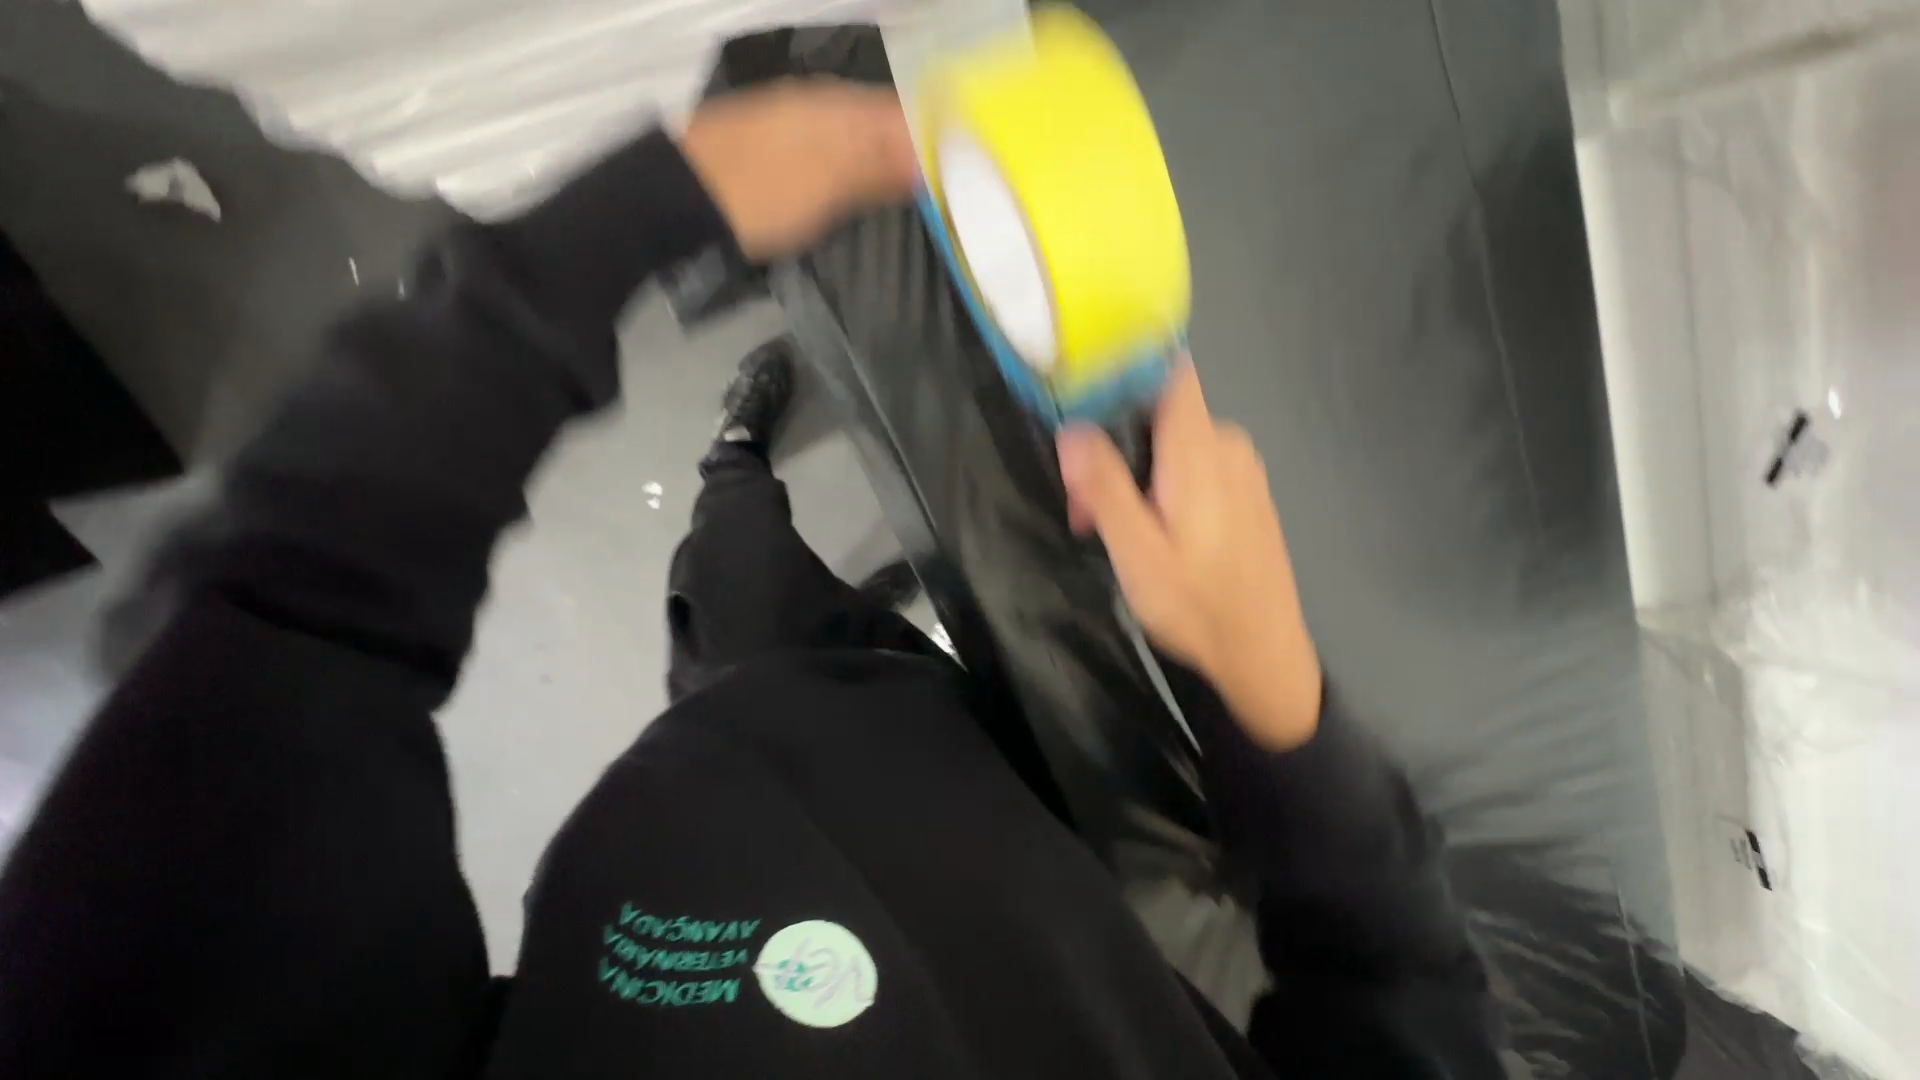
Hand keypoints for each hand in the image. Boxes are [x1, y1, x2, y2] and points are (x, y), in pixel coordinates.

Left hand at [679, 79, 918, 259]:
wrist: (678, 202)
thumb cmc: (760, 197)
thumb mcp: (828, 187)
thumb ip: (879, 169)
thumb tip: (928, 160)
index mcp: (835, 108)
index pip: (901, 113)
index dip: (932, 139)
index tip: (958, 173)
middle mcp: (815, 103)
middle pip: (877, 121)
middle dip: (908, 150)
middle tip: (937, 191)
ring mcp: (788, 119)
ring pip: (852, 133)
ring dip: (879, 159)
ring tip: (902, 193)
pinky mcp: (769, 141)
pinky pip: (827, 146)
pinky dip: (849, 165)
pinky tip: (853, 187)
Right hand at [1055, 362, 1322, 748]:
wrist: (1264, 655)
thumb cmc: (1197, 604)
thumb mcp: (1136, 551)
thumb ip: (1104, 486)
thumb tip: (1072, 430)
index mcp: (1200, 450)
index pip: (1168, 371)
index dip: (1124, 370)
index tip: (1081, 397)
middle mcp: (1226, 446)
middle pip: (1157, 418)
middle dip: (1113, 452)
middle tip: (1085, 512)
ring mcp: (1241, 471)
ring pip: (1172, 448)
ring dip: (1134, 478)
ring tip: (1114, 535)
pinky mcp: (1246, 495)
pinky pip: (1194, 469)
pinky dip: (1162, 490)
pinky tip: (1152, 538)